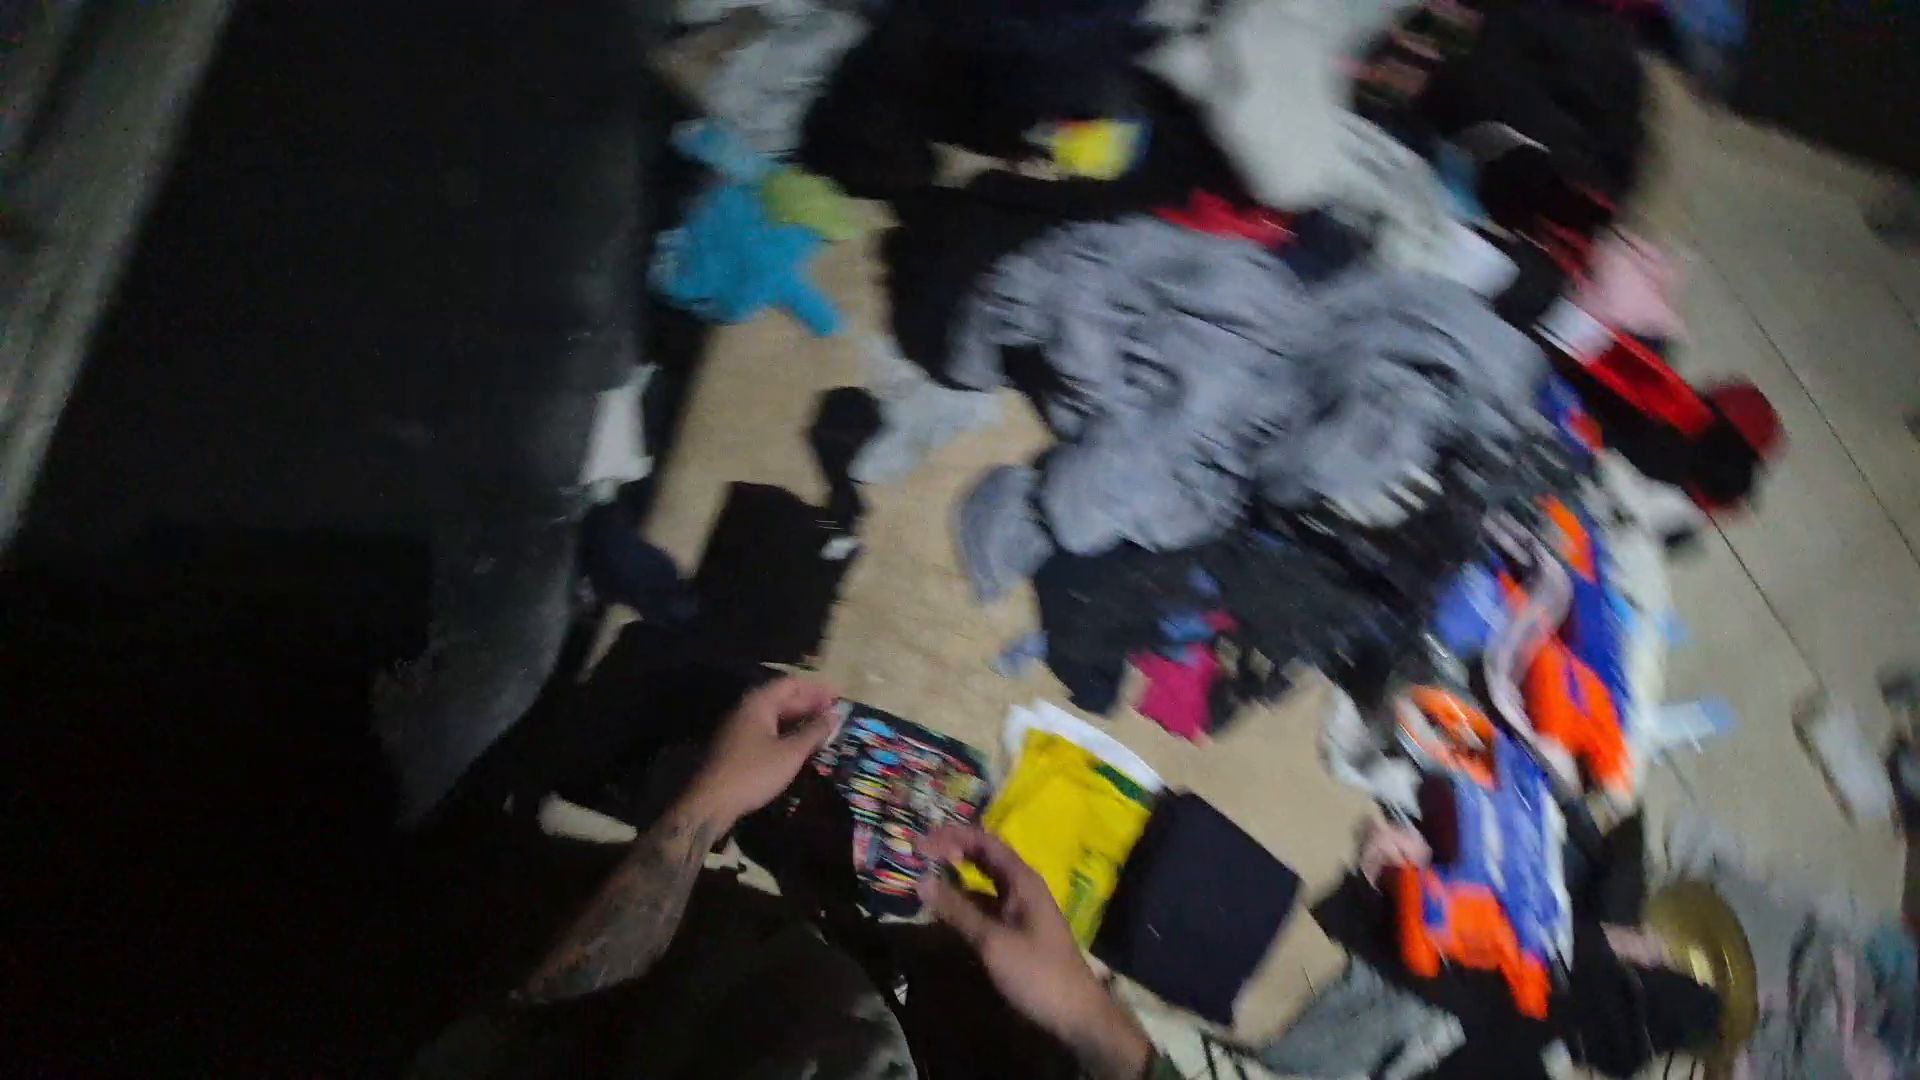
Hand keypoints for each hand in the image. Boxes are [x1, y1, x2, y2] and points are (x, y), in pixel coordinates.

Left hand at [682, 677, 840, 824]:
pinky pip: (767, 730)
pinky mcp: (738, 746)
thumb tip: (835, 715)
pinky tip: (801, 744)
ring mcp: (740, 728)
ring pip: (775, 716)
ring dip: (799, 720)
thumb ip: (815, 731)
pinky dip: (787, 732)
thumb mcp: (791, 752)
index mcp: (759, 703)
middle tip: (834, 715)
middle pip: (783, 698)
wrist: (712, 803)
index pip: (791, 684)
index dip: (816, 689)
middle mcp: (748, 709)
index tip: (838, 697)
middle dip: (810, 704)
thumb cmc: (754, 772)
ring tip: (823, 729)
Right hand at [919, 827, 1153, 1079]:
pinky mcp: (1015, 931)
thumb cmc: (1037, 972)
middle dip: (952, 851)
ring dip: (956, 878)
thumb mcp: (992, 941)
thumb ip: (957, 910)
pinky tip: (945, 912)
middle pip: (983, 857)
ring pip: (982, 883)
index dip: (952, 836)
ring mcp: (1019, 909)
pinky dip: (964, 904)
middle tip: (919, 853)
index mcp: (1021, 879)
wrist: (1076, 1017)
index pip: (983, 841)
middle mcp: (1020, 886)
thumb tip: (921, 880)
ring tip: (925, 878)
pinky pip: (985, 907)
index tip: (921, 840)